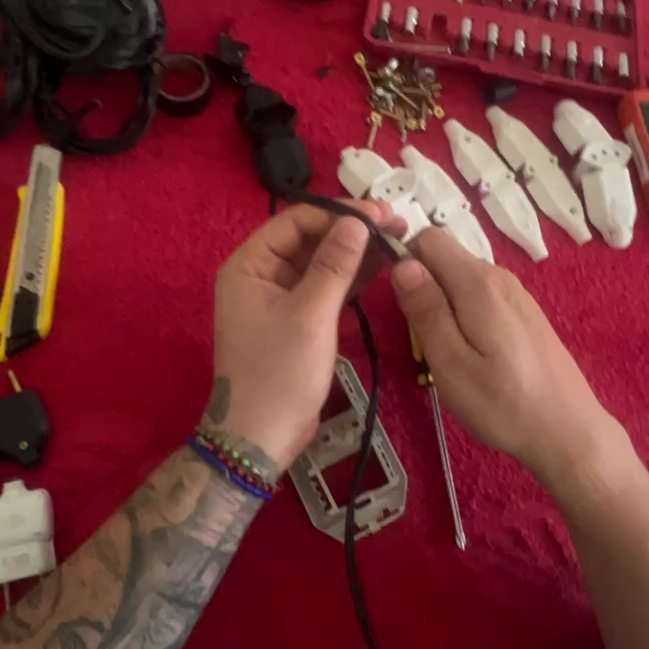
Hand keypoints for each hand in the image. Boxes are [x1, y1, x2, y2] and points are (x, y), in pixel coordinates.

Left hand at [210, 201, 402, 467]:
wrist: (262, 436)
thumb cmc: (279, 373)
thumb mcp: (310, 315)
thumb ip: (334, 265)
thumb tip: (357, 221)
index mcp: (249, 265)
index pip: (296, 222)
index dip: (339, 213)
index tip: (380, 211)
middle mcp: (261, 274)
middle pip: (310, 239)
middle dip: (352, 230)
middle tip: (397, 223)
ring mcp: (279, 297)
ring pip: (321, 262)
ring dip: (356, 251)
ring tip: (398, 238)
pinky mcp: (298, 318)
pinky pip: (325, 287)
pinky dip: (351, 277)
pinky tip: (383, 265)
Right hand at [391, 227, 623, 481]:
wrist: (568, 431)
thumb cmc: (503, 404)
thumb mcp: (451, 364)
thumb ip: (425, 310)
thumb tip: (402, 264)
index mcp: (477, 283)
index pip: (428, 238)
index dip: (404, 260)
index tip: (397, 302)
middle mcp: (498, 277)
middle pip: (444, 257)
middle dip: (422, 286)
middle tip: (421, 338)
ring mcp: (515, 293)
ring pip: (460, 278)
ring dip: (442, 304)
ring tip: (445, 351)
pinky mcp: (523, 311)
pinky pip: (480, 295)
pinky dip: (464, 314)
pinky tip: (473, 353)